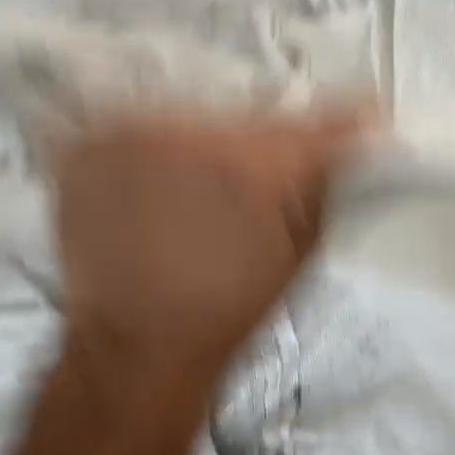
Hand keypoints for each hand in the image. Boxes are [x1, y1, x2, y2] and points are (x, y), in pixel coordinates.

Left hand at [52, 108, 369, 399]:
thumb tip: (353, 147)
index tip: (369, 115)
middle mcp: (186, 131)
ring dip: (216, 145)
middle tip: (279, 177)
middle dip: (273, 143)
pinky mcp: (85, 141)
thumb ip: (323, 189)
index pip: (311, 129)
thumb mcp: (302, 251)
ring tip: (218, 192)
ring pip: (197, 119)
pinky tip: (170, 193)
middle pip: (251, 119)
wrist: (140, 338)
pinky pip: (144, 129)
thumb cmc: (235, 306)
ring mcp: (126, 130)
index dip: (344, 124)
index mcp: (252, 167)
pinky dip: (164, 152)